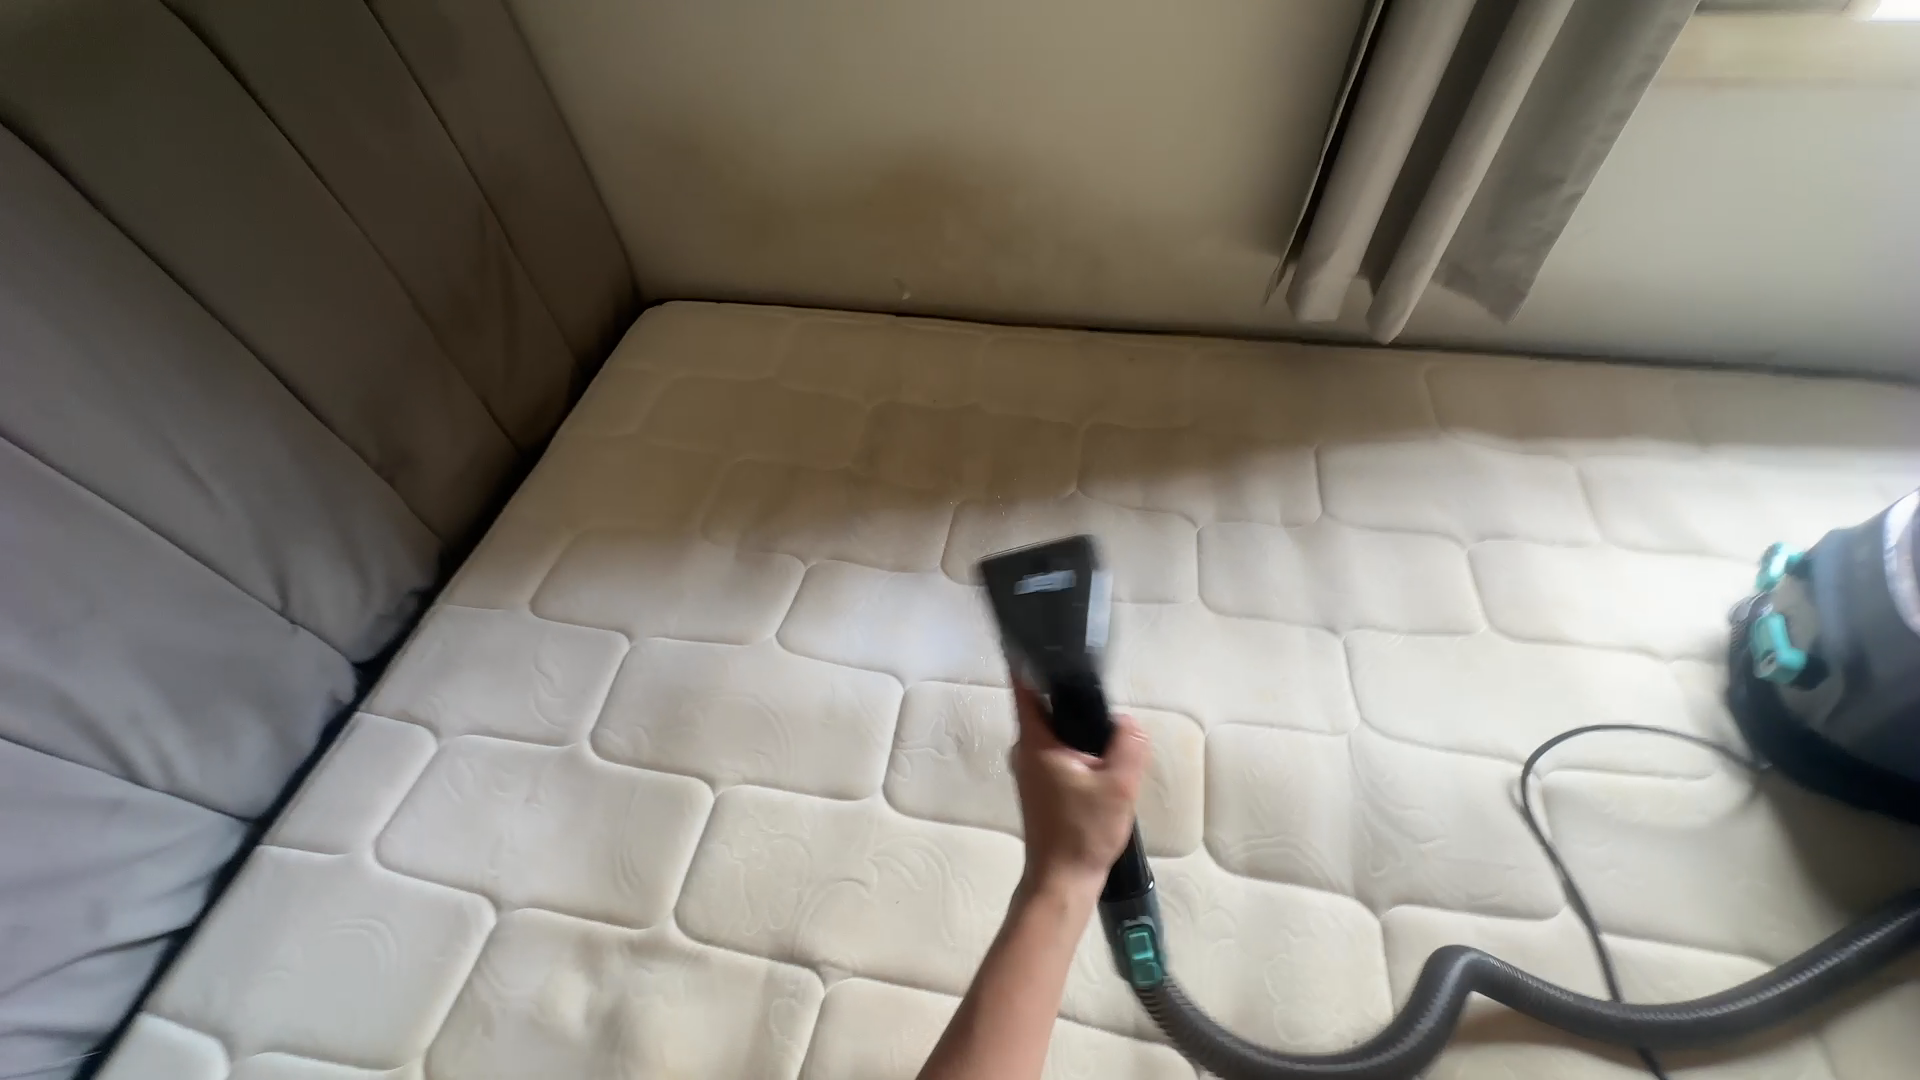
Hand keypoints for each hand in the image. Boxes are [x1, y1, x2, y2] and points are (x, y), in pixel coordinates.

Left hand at [1008, 682, 1150, 900]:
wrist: (1062, 880)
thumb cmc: (1083, 831)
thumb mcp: (1118, 785)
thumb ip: (1128, 746)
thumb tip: (1128, 723)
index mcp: (1034, 741)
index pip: (1024, 688)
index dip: (1029, 662)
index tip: (1041, 643)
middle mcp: (1024, 750)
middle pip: (1044, 708)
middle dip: (1070, 700)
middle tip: (1100, 698)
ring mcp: (1028, 769)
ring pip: (1053, 733)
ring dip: (1076, 729)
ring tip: (1107, 734)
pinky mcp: (1038, 785)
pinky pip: (1056, 752)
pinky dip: (1075, 749)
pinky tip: (1100, 762)